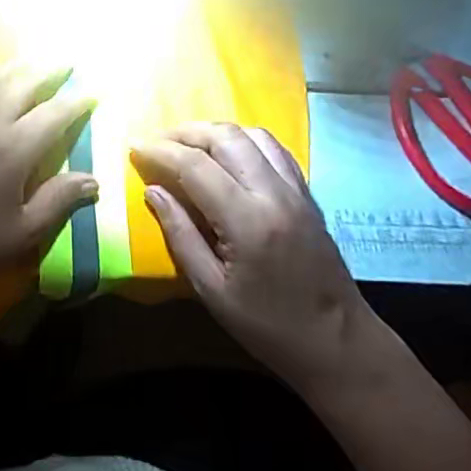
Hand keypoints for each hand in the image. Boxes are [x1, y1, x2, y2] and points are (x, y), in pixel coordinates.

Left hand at [0, 55, 97, 308]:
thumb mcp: (22, 231)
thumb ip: (58, 200)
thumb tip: (93, 180)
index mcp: (15, 149)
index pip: (56, 114)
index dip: (78, 101)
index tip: (94, 92)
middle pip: (25, 83)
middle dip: (50, 70)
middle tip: (67, 62)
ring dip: (16, 65)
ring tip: (33, 59)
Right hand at [130, 123, 373, 388]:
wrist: (335, 339)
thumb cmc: (267, 326)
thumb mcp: (212, 291)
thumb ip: (181, 236)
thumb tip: (153, 191)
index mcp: (248, 220)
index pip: (197, 167)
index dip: (161, 151)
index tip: (134, 147)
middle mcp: (273, 192)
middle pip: (226, 138)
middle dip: (186, 132)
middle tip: (157, 142)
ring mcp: (295, 188)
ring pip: (252, 135)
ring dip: (215, 131)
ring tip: (188, 143)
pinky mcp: (306, 192)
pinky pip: (274, 148)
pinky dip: (245, 140)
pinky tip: (228, 152)